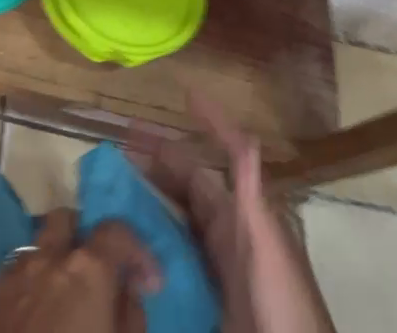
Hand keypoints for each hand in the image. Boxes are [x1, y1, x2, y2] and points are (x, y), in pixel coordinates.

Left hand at [0, 206, 160, 332]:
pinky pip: (19, 265)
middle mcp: (49, 258)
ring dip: (58, 253)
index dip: (138, 251)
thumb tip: (127, 287)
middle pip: (65, 219)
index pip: (115, 230)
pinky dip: (36, 273)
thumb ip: (130, 312)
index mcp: (88, 269)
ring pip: (39, 240)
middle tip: (103, 270)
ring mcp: (18, 271)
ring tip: (73, 288)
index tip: (150, 283)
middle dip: (86, 235)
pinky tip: (46, 305)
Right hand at [126, 97, 335, 332]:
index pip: (228, 156)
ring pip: (178, 211)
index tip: (187, 94)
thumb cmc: (283, 301)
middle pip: (192, 181)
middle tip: (121, 139)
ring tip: (114, 177)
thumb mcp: (266, 243)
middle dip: (161, 155)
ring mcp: (217, 258)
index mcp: (247, 213)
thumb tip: (246, 137)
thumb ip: (252, 194)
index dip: (211, 124)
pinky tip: (124, 230)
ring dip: (150, 190)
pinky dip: (150, 233)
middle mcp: (230, 229)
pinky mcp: (204, 286)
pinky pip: (172, 247)